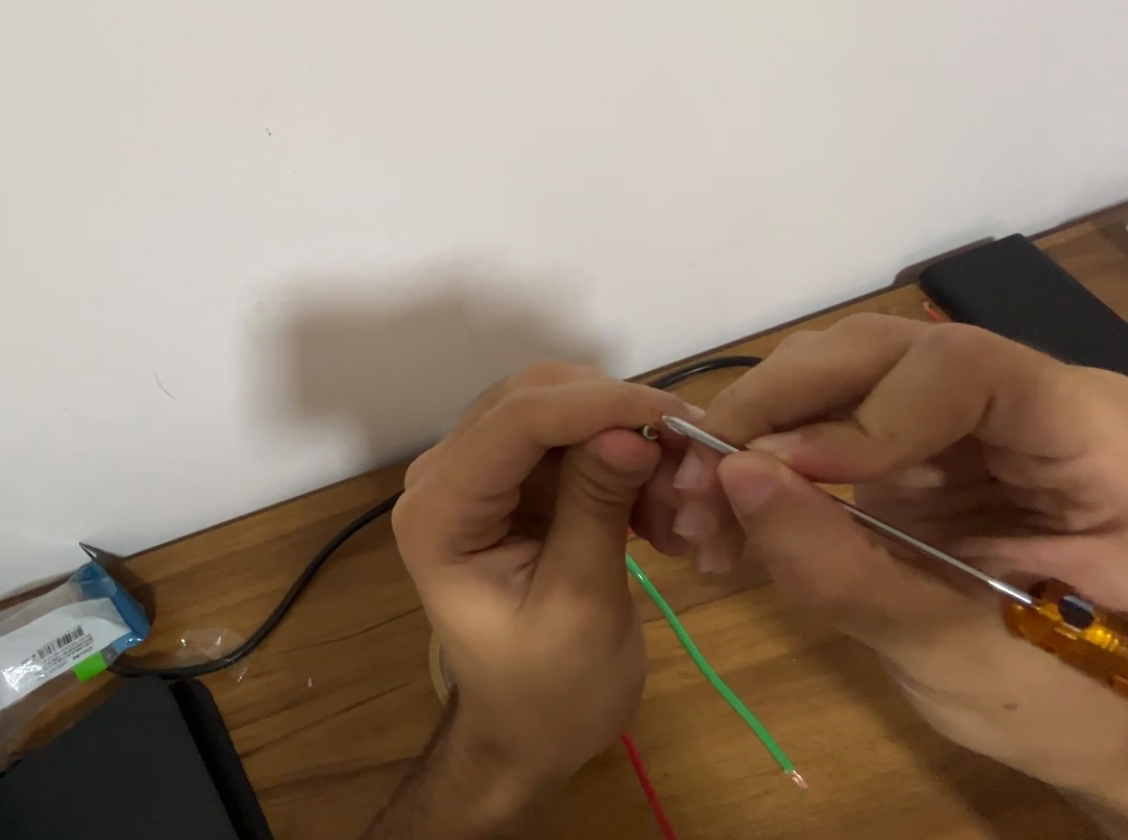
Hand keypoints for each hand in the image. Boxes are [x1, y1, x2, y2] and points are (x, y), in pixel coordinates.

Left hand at [386, 363, 688, 822]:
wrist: (526, 729)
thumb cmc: (547, 693)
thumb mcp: (580, 607)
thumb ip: (596, 508)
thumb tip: (633, 429)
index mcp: (438, 510)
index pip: (514, 421)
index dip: (596, 405)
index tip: (679, 418)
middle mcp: (443, 473)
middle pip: (534, 399)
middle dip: (617, 420)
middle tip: (690, 473)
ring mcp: (475, 470)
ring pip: (559, 410)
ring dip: (628, 443)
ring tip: (679, 512)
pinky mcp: (510, 479)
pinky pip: (572, 440)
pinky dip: (623, 463)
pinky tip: (660, 516)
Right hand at [670, 314, 1127, 832]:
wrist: (1071, 711)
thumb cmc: (1049, 703)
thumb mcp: (947, 657)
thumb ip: (840, 569)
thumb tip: (731, 472)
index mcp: (1120, 455)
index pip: (971, 371)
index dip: (864, 410)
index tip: (778, 472)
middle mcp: (1054, 399)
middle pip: (883, 349)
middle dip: (773, 407)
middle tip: (698, 477)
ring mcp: (981, 401)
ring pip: (837, 362)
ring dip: (751, 422)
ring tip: (702, 498)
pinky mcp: (922, 416)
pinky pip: (822, 398)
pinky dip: (759, 439)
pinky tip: (729, 492)